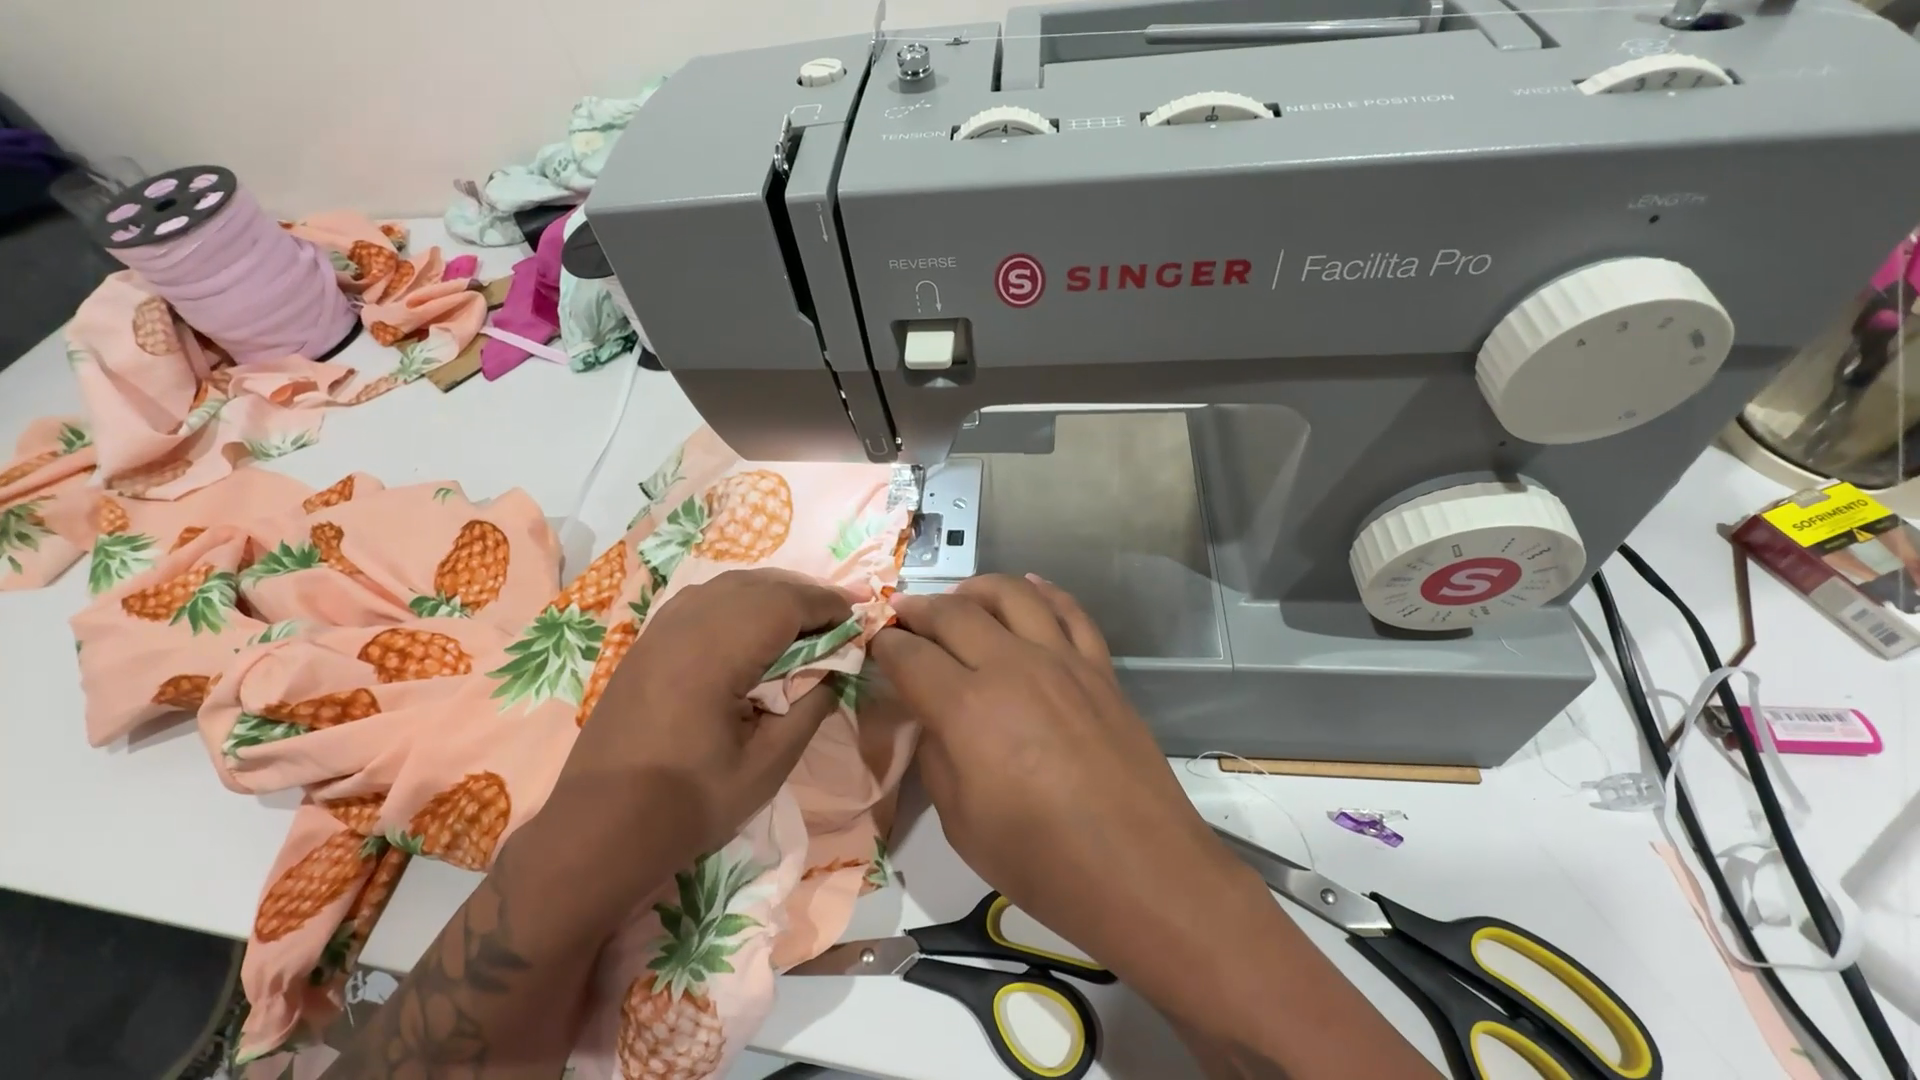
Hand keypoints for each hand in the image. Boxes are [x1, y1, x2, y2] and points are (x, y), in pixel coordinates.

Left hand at [541, 568, 850, 906]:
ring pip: (727, 585)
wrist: (600, 826)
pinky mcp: (646, 643)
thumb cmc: (690, 803)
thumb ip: (810, 707)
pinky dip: (737, 601)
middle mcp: (685, 626)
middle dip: (804, 593)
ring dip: (771, 592)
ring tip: (803, 615)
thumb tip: (834, 670)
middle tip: (840, 613)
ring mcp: (659, 630)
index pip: (785, 603)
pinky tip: (752, 625)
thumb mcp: (767, 765)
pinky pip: (701, 600)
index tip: (860, 615)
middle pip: (758, 585)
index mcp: (716, 653)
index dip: (827, 604)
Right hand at [869, 575, 1257, 978]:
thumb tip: (935, 720)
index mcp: (968, 708)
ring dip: (977, 588)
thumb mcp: (961, 822)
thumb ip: (938, 757)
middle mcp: (1012, 668)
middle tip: (903, 615)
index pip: (911, 658)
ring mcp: (1063, 662)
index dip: (886, 647)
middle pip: (955, 614)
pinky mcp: (1101, 670)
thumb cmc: (1041, 861)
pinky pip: (1070, 612)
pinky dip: (1045, 592)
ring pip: (1013, 595)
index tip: (875, 644)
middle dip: (919, 609)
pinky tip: (1030, 588)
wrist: (1140, 869)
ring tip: (959, 597)